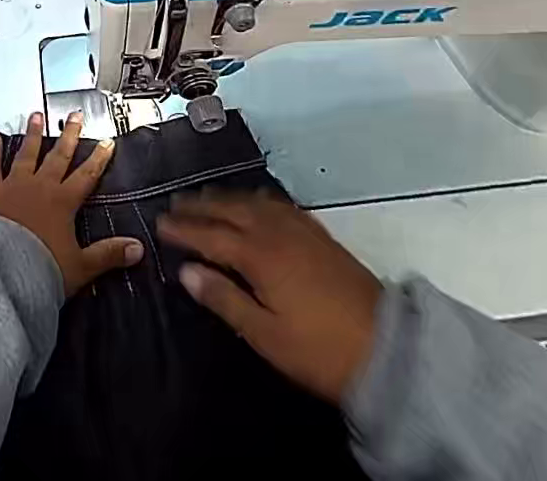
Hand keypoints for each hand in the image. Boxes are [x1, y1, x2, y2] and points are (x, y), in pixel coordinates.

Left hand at [0, 111, 143, 296]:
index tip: (106, 142)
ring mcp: (14, 185)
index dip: (99, 158)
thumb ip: (108, 254)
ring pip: (27, 153)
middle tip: (75, 116)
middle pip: (59, 156)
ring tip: (37, 116)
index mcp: (63, 202)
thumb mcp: (80, 266)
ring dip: (33, 134)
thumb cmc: (38, 269)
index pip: (87, 175)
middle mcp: (40, 186)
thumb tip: (136, 249)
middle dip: (69, 135)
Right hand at [159, 190, 380, 404]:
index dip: (183, 229)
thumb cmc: (318, 349)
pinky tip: (252, 203)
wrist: (386, 347)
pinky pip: (277, 204)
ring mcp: (300, 228)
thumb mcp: (265, 334)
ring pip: (252, 202)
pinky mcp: (317, 233)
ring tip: (204, 198)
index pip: (210, 235)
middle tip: (174, 203)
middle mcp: (276, 231)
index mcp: (259, 255)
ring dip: (225, 198)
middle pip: (229, 210)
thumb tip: (187, 271)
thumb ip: (224, 298)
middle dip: (199, 206)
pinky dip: (255, 199)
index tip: (159, 224)